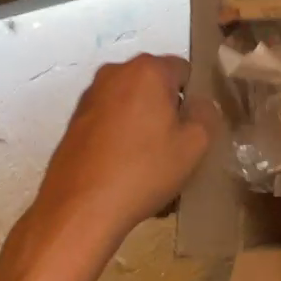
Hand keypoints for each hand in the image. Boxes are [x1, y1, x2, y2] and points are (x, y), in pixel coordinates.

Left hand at [26, 54, 214, 247]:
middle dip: (168, 111)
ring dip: (145, 125)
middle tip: (175, 148)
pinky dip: (122, 138)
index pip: (185, 71)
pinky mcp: (74, 121)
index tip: (193, 128)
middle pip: (156, 86)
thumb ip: (206, 113)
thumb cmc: (144, 171)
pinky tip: (125, 170)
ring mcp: (90, 97)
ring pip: (132, 105)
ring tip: (149, 165)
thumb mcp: (195, 144)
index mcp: (147, 70)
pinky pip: (111, 122)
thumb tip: (198, 104)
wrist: (79, 209)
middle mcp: (114, 73)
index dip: (194, 99)